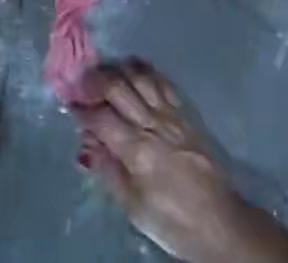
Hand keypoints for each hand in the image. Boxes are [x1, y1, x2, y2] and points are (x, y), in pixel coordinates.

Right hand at [73, 61, 287, 262]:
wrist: (218, 220)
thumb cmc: (171, 219)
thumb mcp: (132, 205)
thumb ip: (108, 170)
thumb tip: (87, 143)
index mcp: (137, 151)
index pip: (101, 119)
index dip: (82, 109)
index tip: (69, 102)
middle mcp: (154, 124)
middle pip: (120, 88)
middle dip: (96, 80)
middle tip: (82, 79)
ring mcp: (172, 115)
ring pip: (142, 78)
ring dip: (120, 69)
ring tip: (105, 68)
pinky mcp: (187, 113)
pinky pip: (164, 82)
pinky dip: (147, 71)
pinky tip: (136, 67)